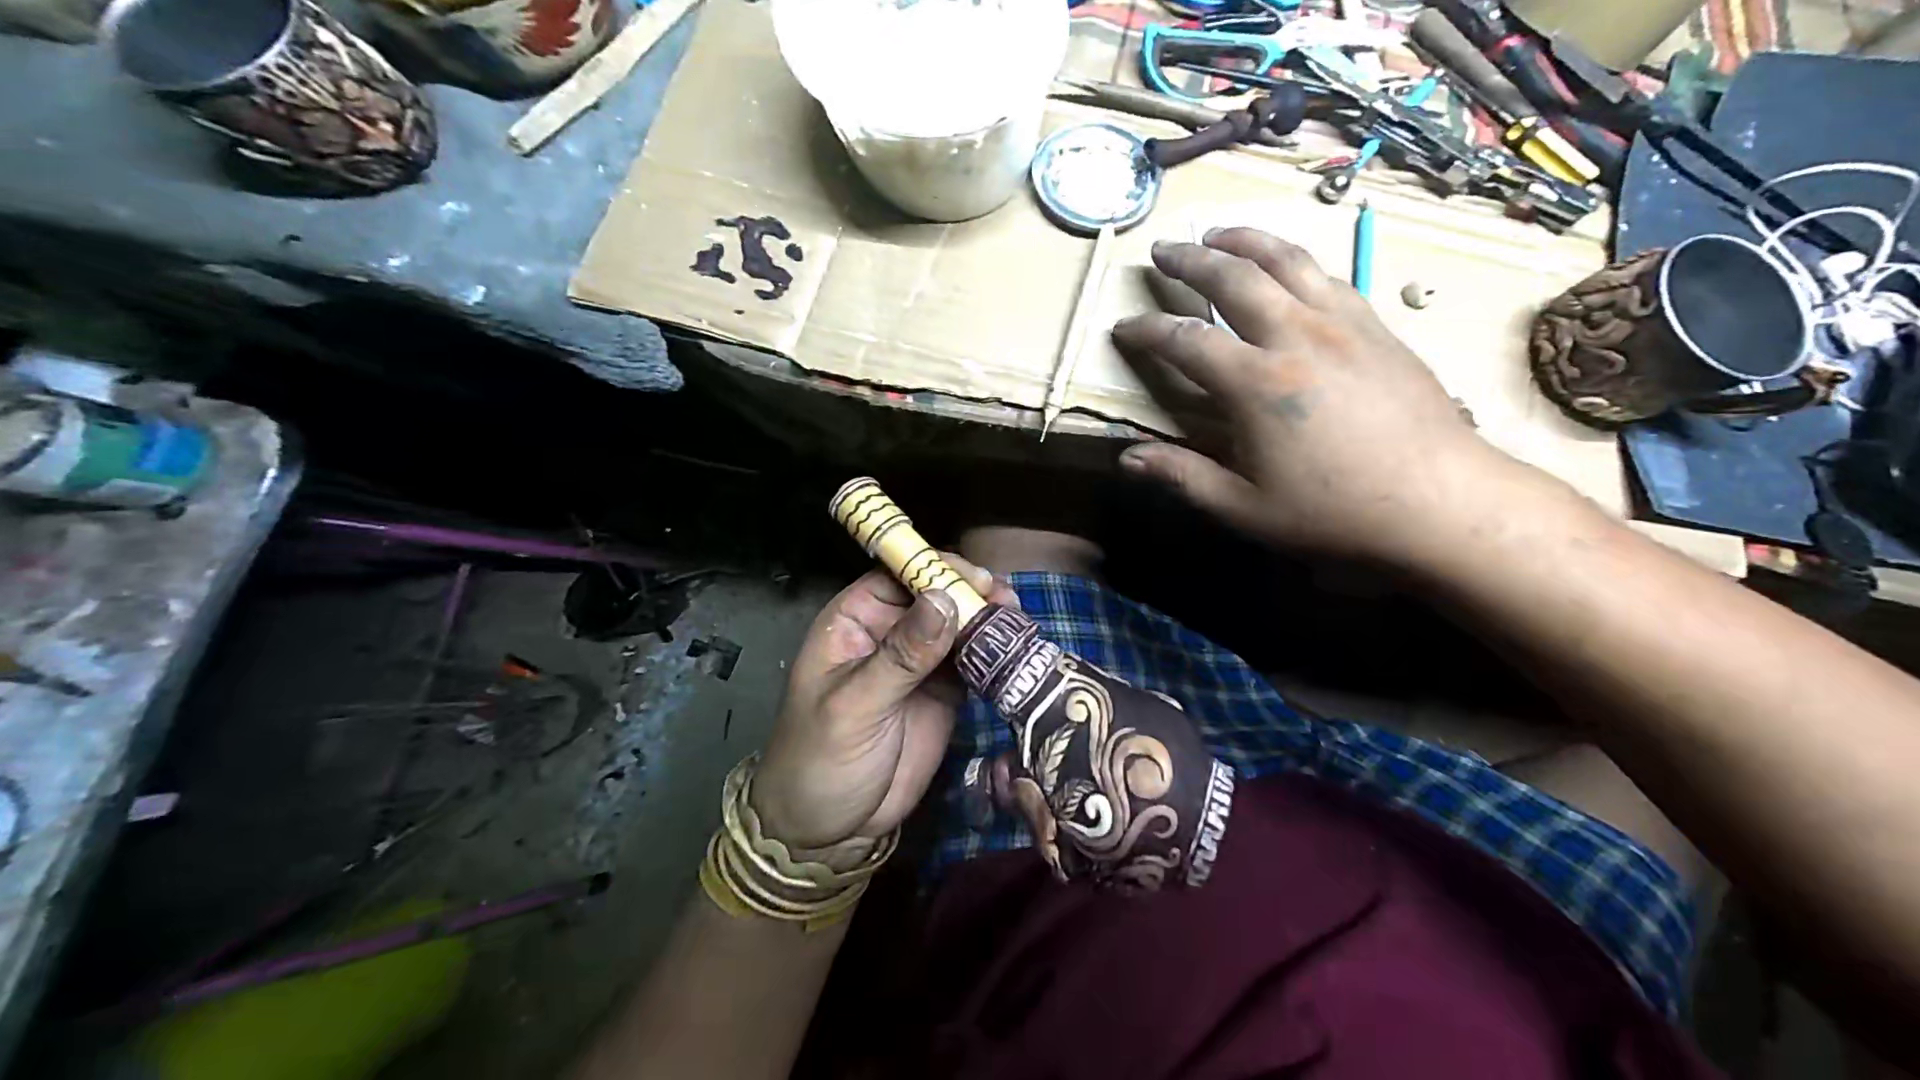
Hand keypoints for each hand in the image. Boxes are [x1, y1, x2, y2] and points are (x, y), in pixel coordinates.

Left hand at [752, 558, 1018, 849]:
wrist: (828, 831)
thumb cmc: (821, 760)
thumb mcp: (855, 707)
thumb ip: (901, 656)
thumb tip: (944, 599)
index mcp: (854, 623)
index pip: (897, 576)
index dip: (935, 569)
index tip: (975, 578)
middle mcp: (889, 633)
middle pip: (935, 596)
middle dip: (971, 593)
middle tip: (1007, 601)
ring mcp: (919, 664)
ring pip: (958, 627)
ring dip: (988, 622)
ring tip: (1019, 622)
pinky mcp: (944, 693)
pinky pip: (972, 663)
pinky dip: (994, 656)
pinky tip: (1016, 651)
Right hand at [1111, 228, 1541, 569]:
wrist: (1443, 501)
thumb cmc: (1336, 512)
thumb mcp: (1246, 508)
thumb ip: (1183, 477)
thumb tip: (1127, 459)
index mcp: (1258, 384)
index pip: (1186, 341)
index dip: (1147, 331)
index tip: (1123, 327)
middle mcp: (1297, 337)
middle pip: (1235, 278)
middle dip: (1191, 260)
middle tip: (1163, 250)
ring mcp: (1343, 325)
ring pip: (1287, 261)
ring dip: (1246, 241)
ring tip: (1219, 233)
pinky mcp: (1378, 327)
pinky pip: (1328, 277)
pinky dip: (1295, 261)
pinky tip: (1287, 267)